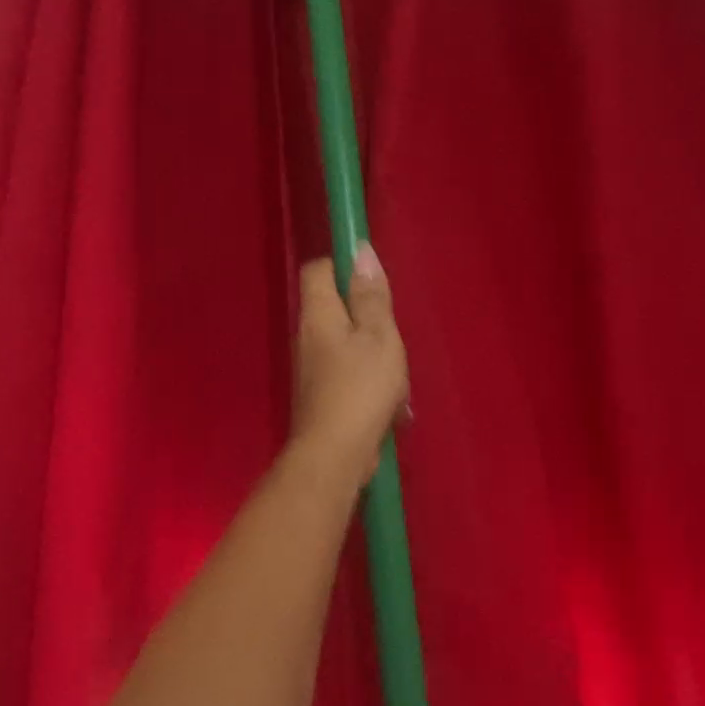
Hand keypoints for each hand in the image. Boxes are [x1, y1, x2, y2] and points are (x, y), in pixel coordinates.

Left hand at [290, 245, 408, 486]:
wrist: (334, 455)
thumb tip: (359, 250)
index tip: (373, 281)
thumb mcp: (378, 336)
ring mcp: (311, 370)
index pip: (317, 271)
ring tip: (398, 382)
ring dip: (376, 359)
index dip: (342, 267)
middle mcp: (307, 338)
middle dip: (369, 320)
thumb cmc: (360, 389)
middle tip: (393, 337)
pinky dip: (371, 387)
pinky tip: (391, 409)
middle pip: (335, 310)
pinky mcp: (321, 398)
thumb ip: (370, 295)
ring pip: (348, 348)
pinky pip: (349, 378)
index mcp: (318, 315)